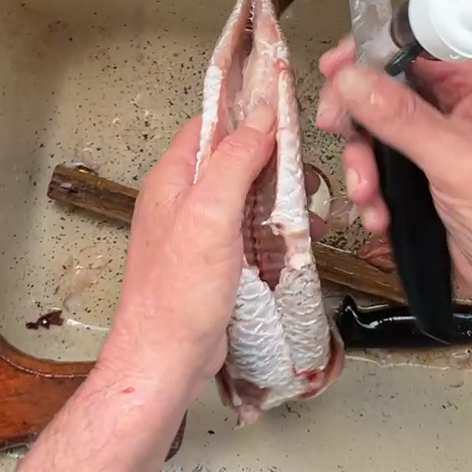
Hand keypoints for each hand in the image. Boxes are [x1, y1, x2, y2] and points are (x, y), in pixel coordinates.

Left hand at [98, 107, 274, 402]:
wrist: (165, 364)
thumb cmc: (176, 295)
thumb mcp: (210, 213)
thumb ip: (234, 159)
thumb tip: (260, 114)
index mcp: (173, 177)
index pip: (210, 123)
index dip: (245, 112)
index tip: (282, 108)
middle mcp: (183, 199)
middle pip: (232, 157)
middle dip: (271, 159)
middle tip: (303, 169)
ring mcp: (199, 230)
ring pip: (245, 194)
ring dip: (277, 196)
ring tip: (306, 207)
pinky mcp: (215, 259)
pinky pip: (248, 229)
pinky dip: (273, 228)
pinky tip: (296, 238)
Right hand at [316, 39, 471, 330]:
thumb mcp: (456, 161)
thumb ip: (400, 117)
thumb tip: (350, 77)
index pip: (420, 51)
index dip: (373, 55)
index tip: (334, 69)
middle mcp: (464, 111)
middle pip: (391, 92)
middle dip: (361, 119)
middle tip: (334, 128)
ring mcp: (444, 147)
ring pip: (381, 133)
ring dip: (364, 162)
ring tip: (367, 193)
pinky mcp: (428, 180)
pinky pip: (385, 169)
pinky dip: (374, 190)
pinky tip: (379, 214)